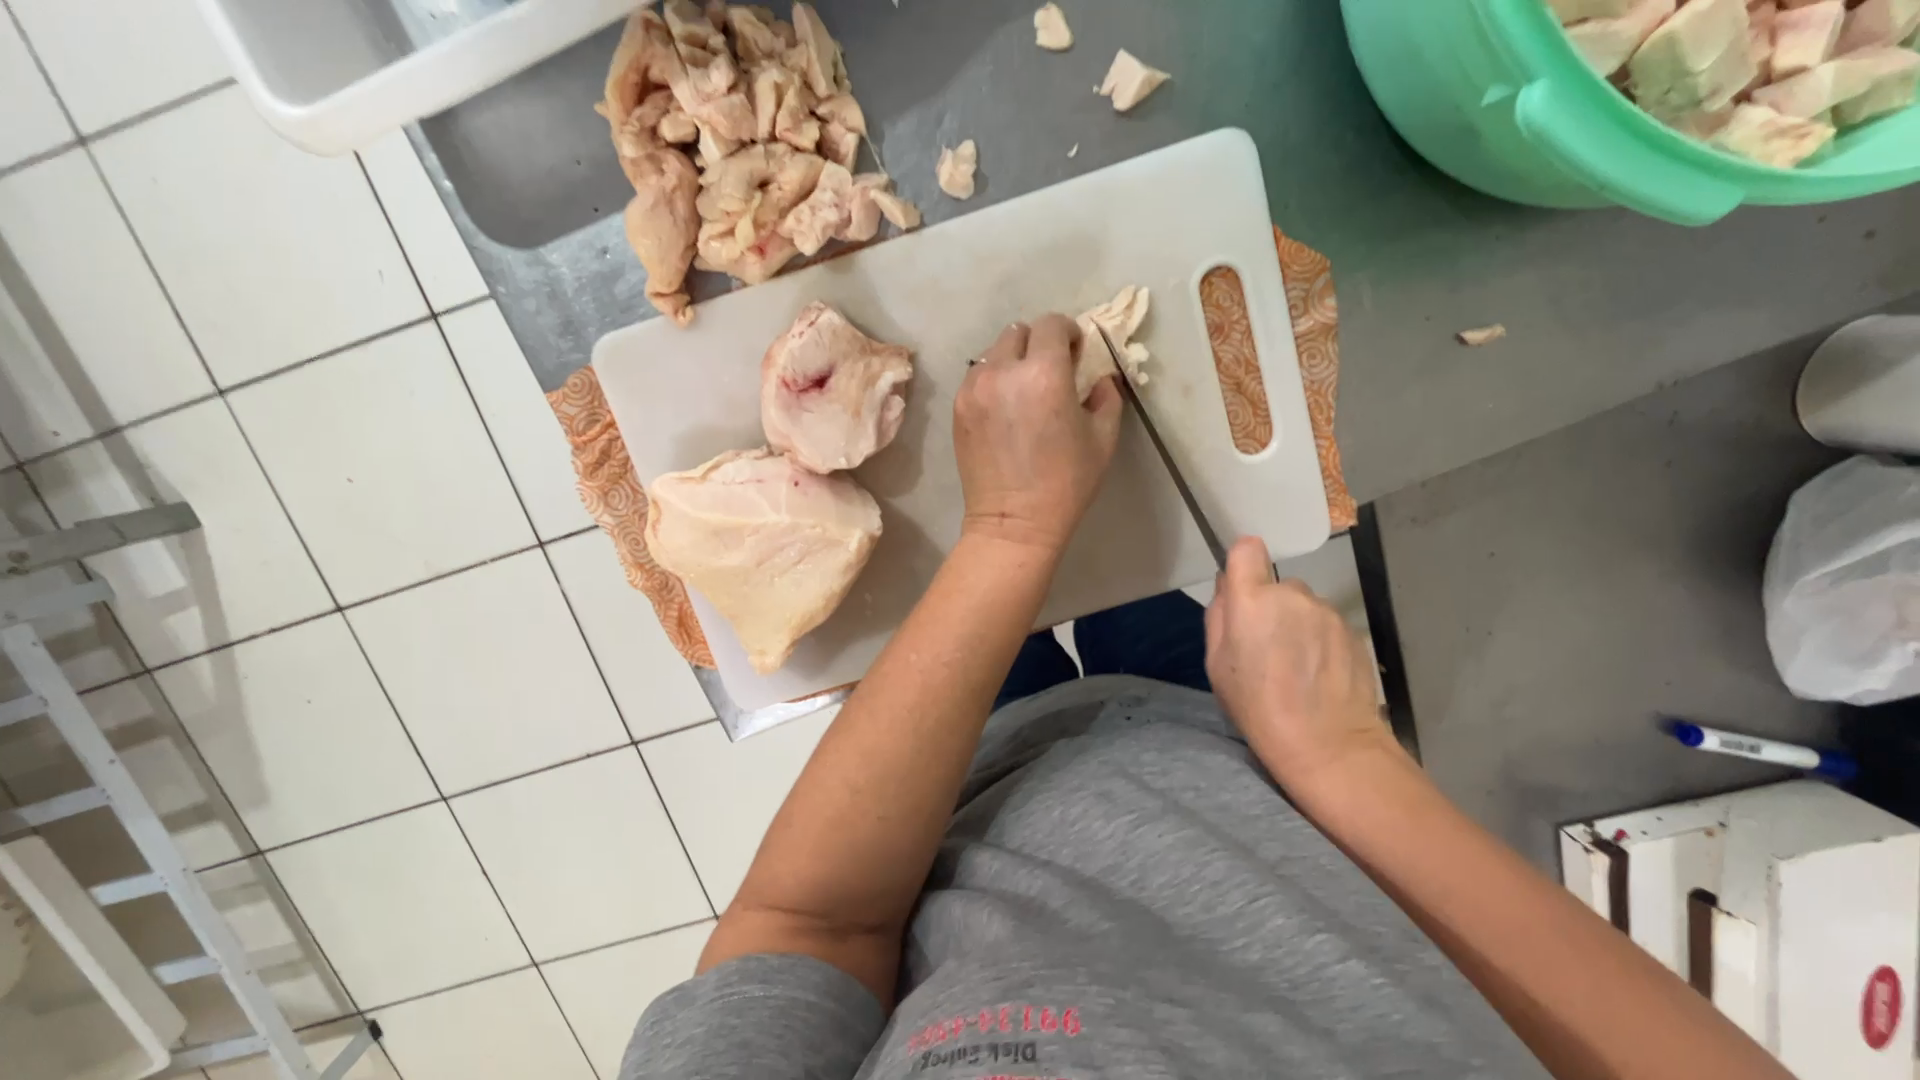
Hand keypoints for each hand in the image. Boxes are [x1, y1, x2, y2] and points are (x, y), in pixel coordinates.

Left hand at [954, 315, 1121, 554]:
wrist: (1014, 522)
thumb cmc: (1066, 483)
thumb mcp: (1102, 438)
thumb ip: (1106, 397)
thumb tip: (1100, 379)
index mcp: (1045, 374)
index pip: (1051, 324)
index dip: (1067, 333)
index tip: (1075, 355)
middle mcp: (1004, 372)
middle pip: (1019, 332)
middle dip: (1038, 343)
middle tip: (1050, 372)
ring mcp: (974, 388)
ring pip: (994, 352)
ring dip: (1013, 361)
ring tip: (1024, 392)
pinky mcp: (958, 407)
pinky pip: (977, 376)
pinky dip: (993, 381)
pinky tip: (1005, 409)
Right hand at [1205, 537, 1398, 793]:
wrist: (1328, 744)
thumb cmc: (1258, 707)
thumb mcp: (1217, 666)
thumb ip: (1219, 617)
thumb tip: (1228, 588)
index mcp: (1251, 600)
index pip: (1247, 549)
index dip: (1243, 564)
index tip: (1242, 589)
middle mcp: (1291, 595)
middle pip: (1276, 586)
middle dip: (1270, 608)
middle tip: (1268, 649)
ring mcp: (1326, 611)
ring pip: (1304, 607)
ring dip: (1298, 625)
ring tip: (1298, 667)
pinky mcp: (1353, 629)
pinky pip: (1326, 625)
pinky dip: (1321, 642)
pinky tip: (1320, 675)